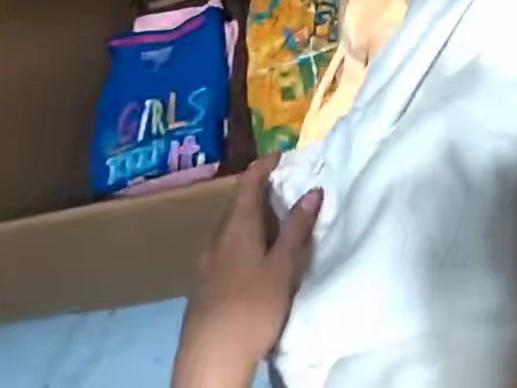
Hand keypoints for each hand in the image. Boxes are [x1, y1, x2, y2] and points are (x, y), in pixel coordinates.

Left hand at [172, 157, 321, 387]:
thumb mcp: (282, 267)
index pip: (249, 183)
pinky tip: (255, 258)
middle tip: (284, 189)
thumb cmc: (250, 307)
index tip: (280, 154)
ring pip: (231, 228)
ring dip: (252, 218)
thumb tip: (313, 190)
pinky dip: (244, 239)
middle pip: (238, 204)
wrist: (209, 361)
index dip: (263, 165)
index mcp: (237, 226)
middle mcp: (218, 237)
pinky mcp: (204, 286)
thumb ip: (296, 229)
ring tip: (275, 223)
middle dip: (259, 192)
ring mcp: (207, 263)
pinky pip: (226, 248)